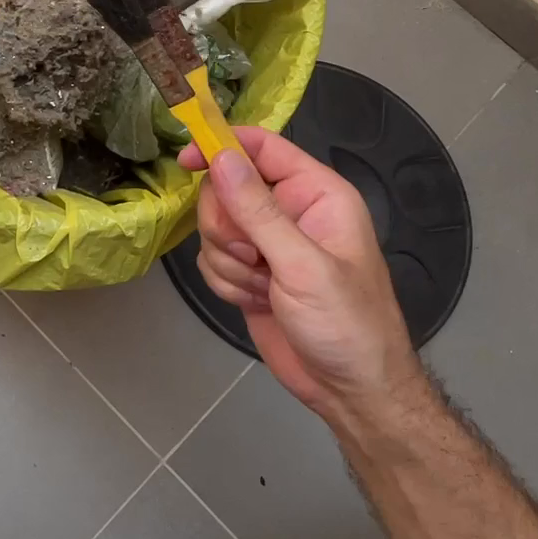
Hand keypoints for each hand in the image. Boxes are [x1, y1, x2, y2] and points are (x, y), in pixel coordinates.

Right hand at [178, 127, 423, 420]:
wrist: (351, 391)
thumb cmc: (347, 324)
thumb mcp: (302, 264)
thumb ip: (257, 210)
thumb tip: (220, 158)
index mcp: (315, 194)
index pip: (261, 148)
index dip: (222, 146)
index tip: (186, 160)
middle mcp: (288, 211)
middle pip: (225, 189)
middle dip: (227, 227)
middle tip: (251, 256)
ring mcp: (266, 243)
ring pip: (213, 228)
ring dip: (229, 262)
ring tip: (265, 288)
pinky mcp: (248, 271)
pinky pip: (211, 259)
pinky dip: (226, 282)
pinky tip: (257, 302)